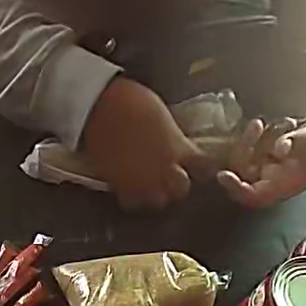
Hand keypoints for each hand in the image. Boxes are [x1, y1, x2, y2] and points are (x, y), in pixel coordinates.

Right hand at [81, 77, 206, 212]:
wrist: (101, 108)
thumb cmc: (133, 101)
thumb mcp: (164, 117)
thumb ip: (173, 138)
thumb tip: (175, 146)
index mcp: (180, 148)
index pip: (205, 168)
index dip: (204, 168)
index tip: (200, 166)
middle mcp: (165, 171)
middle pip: (180, 191)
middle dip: (177, 185)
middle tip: (170, 176)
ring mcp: (143, 183)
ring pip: (157, 203)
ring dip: (156, 195)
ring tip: (149, 186)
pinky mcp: (121, 189)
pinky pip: (132, 205)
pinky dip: (133, 199)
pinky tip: (130, 189)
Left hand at [215, 115, 305, 209]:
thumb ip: (296, 143)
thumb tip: (280, 147)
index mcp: (279, 187)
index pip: (251, 195)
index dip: (235, 188)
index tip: (223, 175)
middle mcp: (269, 180)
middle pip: (243, 171)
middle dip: (245, 148)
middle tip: (256, 125)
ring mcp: (266, 167)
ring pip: (245, 157)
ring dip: (253, 138)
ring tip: (269, 123)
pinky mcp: (265, 154)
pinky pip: (251, 147)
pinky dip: (259, 133)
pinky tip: (274, 124)